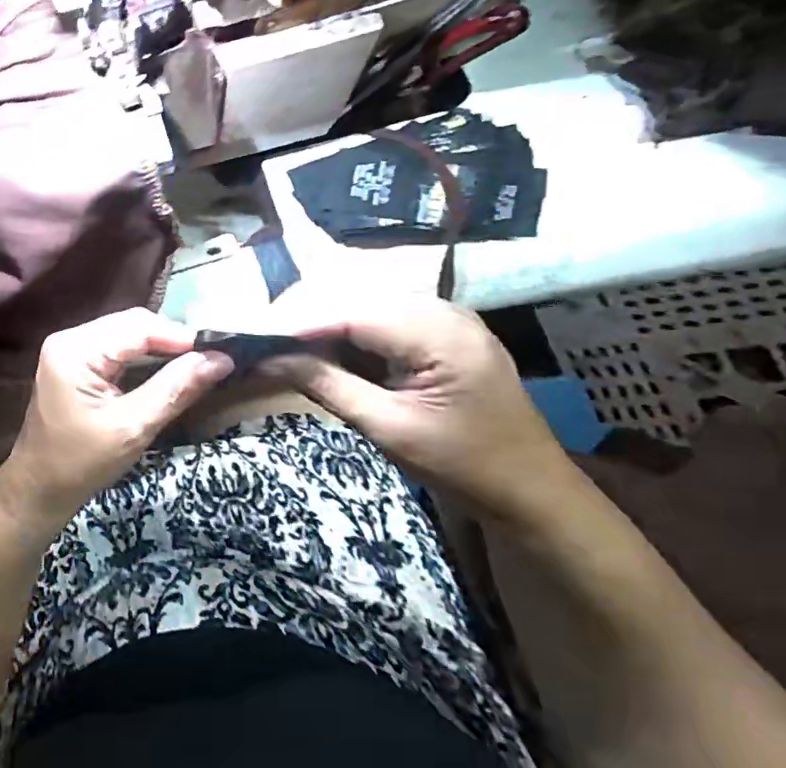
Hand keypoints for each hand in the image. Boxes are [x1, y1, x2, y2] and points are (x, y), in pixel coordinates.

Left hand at [0, 309, 234, 527]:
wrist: (40, 487)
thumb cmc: (82, 463)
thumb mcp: (133, 427)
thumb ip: (175, 389)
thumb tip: (221, 360)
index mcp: (75, 350)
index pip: (137, 327)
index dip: (181, 336)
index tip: (222, 350)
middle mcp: (70, 338)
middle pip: (132, 324)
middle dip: (173, 339)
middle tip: (213, 357)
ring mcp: (70, 348)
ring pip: (127, 333)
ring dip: (161, 346)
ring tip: (199, 362)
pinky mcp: (76, 361)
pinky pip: (117, 346)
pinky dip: (145, 355)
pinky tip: (170, 367)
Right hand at [266, 292, 580, 523]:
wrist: (533, 491)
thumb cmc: (463, 466)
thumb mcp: (386, 428)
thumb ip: (324, 384)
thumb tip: (266, 358)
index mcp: (440, 334)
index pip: (349, 309)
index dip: (295, 319)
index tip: (252, 335)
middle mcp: (443, 310)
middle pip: (354, 294)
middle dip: (303, 314)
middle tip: (261, 341)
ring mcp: (445, 316)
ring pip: (363, 300)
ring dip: (321, 319)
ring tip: (283, 344)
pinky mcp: (441, 328)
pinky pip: (381, 314)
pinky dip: (347, 327)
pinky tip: (323, 347)